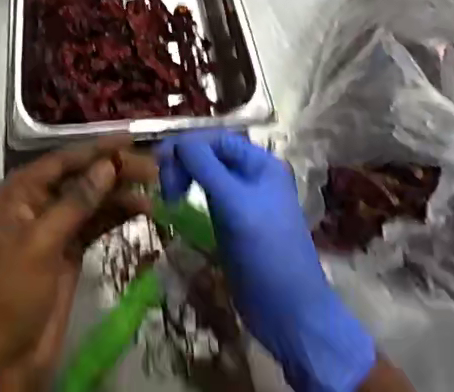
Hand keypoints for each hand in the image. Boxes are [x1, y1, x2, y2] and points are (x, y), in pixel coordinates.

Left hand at [0, 138, 156, 391]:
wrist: (0, 356)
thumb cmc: (11, 291)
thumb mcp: (41, 243)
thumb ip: (75, 203)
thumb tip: (105, 166)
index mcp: (16, 192)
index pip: (61, 162)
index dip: (95, 150)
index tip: (130, 140)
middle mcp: (34, 204)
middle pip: (78, 179)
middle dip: (113, 171)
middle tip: (153, 168)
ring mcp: (51, 230)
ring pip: (89, 203)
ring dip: (118, 195)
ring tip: (156, 188)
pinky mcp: (66, 255)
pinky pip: (93, 227)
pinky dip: (114, 218)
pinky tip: (140, 211)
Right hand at [160, 131, 376, 391]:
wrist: (291, 315)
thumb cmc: (268, 252)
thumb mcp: (234, 203)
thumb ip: (204, 165)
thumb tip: (176, 141)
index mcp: (260, 164)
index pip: (213, 138)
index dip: (186, 146)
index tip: (162, 165)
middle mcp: (251, 175)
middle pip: (205, 153)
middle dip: (181, 163)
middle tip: (165, 188)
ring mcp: (241, 199)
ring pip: (201, 173)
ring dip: (181, 178)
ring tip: (169, 199)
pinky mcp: (231, 222)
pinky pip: (202, 195)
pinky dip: (186, 195)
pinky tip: (176, 206)